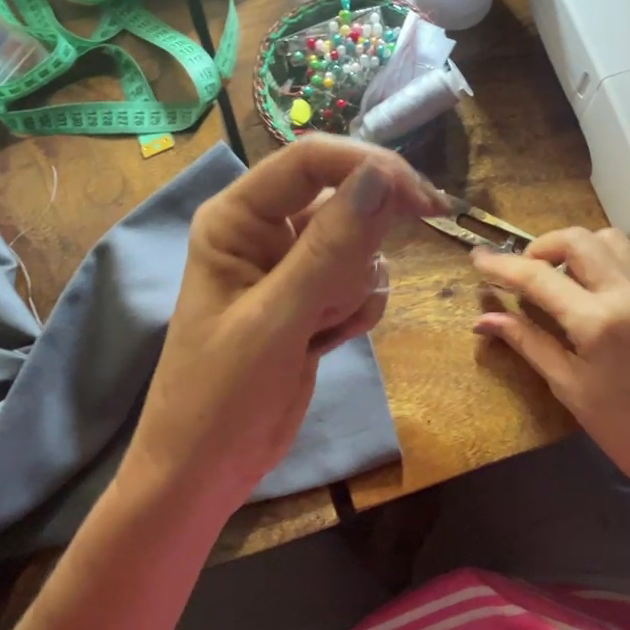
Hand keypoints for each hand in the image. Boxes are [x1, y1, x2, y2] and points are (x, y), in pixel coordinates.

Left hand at [125, 137, 445, 509]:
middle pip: (344, 198)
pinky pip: (361, 279)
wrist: (205, 469)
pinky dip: (356, 309)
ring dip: (355, 288)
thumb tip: (381, 175)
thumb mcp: (276, 319)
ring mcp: (291, 265)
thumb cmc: (221, 394)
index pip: (311, 160)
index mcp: (236, 217)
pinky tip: (326, 342)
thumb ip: (330, 247)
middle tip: (338, 302)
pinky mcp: (312, 298)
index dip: (369, 169)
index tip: (423, 202)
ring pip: (361, 243)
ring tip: (317, 332)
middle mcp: (264, 229)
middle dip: (358, 249)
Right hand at [470, 228, 629, 502]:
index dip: (503, 265)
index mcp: (597, 322)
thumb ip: (525, 341)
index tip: (478, 258)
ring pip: (610, 240)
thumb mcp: (565, 383)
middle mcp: (628, 295)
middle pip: (578, 240)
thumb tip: (482, 319)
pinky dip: (606, 260)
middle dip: (542, 247)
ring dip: (577, 248)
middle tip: (525, 272)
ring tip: (560, 276)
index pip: (539, 277)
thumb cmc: (617, 426)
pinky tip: (592, 285)